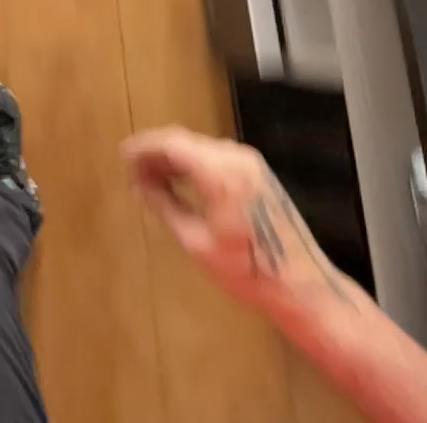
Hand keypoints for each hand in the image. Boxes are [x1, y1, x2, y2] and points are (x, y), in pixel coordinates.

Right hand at [122, 127, 355, 314]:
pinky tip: (180, 181)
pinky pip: (216, 156)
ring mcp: (250, 163)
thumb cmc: (247, 270)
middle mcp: (236, 158)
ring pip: (200, 147)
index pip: (172, 143)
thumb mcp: (196, 241)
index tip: (123, 155)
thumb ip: (166, 205)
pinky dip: (193, 163)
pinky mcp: (258, 173)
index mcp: (220, 172)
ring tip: (151, 178)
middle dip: (156, 153)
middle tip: (134, 172)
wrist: (302, 285)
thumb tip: (141, 184)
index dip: (144, 147)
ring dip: (174, 158)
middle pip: (185, 141)